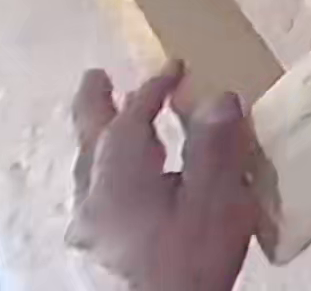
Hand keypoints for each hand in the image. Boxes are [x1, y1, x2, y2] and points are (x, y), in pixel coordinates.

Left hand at [68, 62, 256, 290]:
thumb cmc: (200, 244)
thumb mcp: (219, 192)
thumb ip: (215, 145)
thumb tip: (218, 97)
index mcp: (120, 188)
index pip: (127, 128)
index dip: (149, 92)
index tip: (176, 65)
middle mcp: (96, 203)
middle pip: (92, 147)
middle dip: (96, 110)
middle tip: (96, 77)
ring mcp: (97, 224)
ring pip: (92, 168)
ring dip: (102, 134)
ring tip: (113, 113)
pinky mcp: (110, 236)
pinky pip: (102, 185)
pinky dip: (111, 160)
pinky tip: (126, 167)